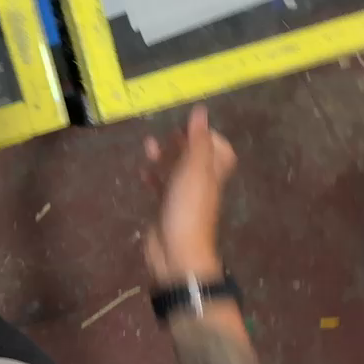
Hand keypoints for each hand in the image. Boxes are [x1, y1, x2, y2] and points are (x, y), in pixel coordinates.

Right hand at [143, 104, 236, 286]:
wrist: (176, 252)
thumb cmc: (189, 208)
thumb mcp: (194, 170)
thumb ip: (197, 140)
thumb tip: (201, 110)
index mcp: (212, 172)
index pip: (219, 149)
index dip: (208, 136)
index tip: (188, 127)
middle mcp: (201, 183)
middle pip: (196, 158)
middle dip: (182, 143)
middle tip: (167, 134)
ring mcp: (183, 197)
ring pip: (176, 171)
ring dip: (164, 157)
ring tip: (148, 147)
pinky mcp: (166, 208)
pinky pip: (161, 187)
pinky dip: (153, 177)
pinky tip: (143, 172)